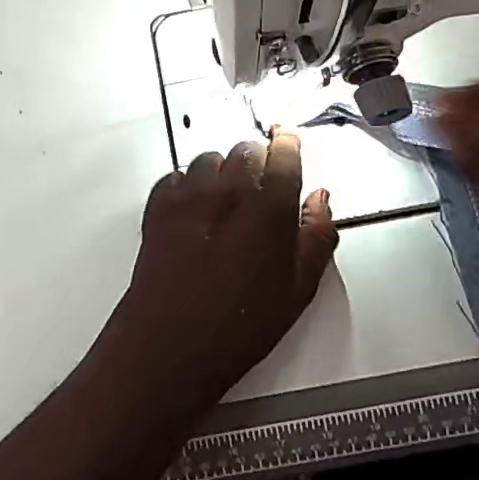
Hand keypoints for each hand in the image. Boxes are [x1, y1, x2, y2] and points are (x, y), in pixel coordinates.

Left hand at [103, 132, 337, 397]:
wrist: (169, 341)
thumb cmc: (238, 326)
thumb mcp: (297, 290)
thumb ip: (316, 237)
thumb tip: (321, 199)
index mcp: (268, 209)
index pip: (283, 155)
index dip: (288, 143)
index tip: (287, 138)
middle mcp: (227, 191)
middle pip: (244, 151)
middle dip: (257, 160)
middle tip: (260, 186)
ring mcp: (187, 194)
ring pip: (209, 159)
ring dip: (222, 171)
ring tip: (227, 202)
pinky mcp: (157, 203)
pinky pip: (177, 177)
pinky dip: (189, 185)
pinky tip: (196, 212)